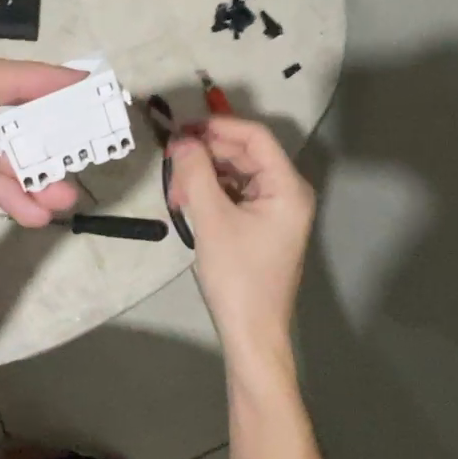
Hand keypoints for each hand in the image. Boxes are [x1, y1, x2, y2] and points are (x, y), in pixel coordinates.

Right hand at [168, 117, 315, 355]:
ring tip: (174, 188)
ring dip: (204, 174)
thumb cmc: (237, 276)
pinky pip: (235, 195)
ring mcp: (275, 210)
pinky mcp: (262, 226)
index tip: (181, 128)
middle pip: (245, 154)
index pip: (255, 137)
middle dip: (206, 153)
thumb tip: (180, 141)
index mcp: (288, 186)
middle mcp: (287, 192)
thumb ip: (195, 173)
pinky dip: (211, 192)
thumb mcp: (212, 220)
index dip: (218, 126)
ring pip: (236, 174)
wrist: (251, 332)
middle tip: (170, 159)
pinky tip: (187, 201)